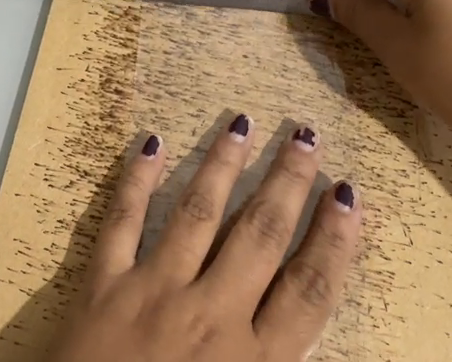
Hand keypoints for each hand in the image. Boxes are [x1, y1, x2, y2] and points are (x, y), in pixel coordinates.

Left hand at [50, 116, 362, 361]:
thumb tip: (310, 330)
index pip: (307, 290)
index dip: (334, 241)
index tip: (348, 194)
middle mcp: (210, 317)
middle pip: (259, 236)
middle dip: (287, 182)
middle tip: (305, 135)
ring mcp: (154, 293)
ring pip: (198, 213)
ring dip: (223, 164)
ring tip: (243, 122)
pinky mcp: (103, 286)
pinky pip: (122, 222)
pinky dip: (136, 180)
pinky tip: (150, 141)